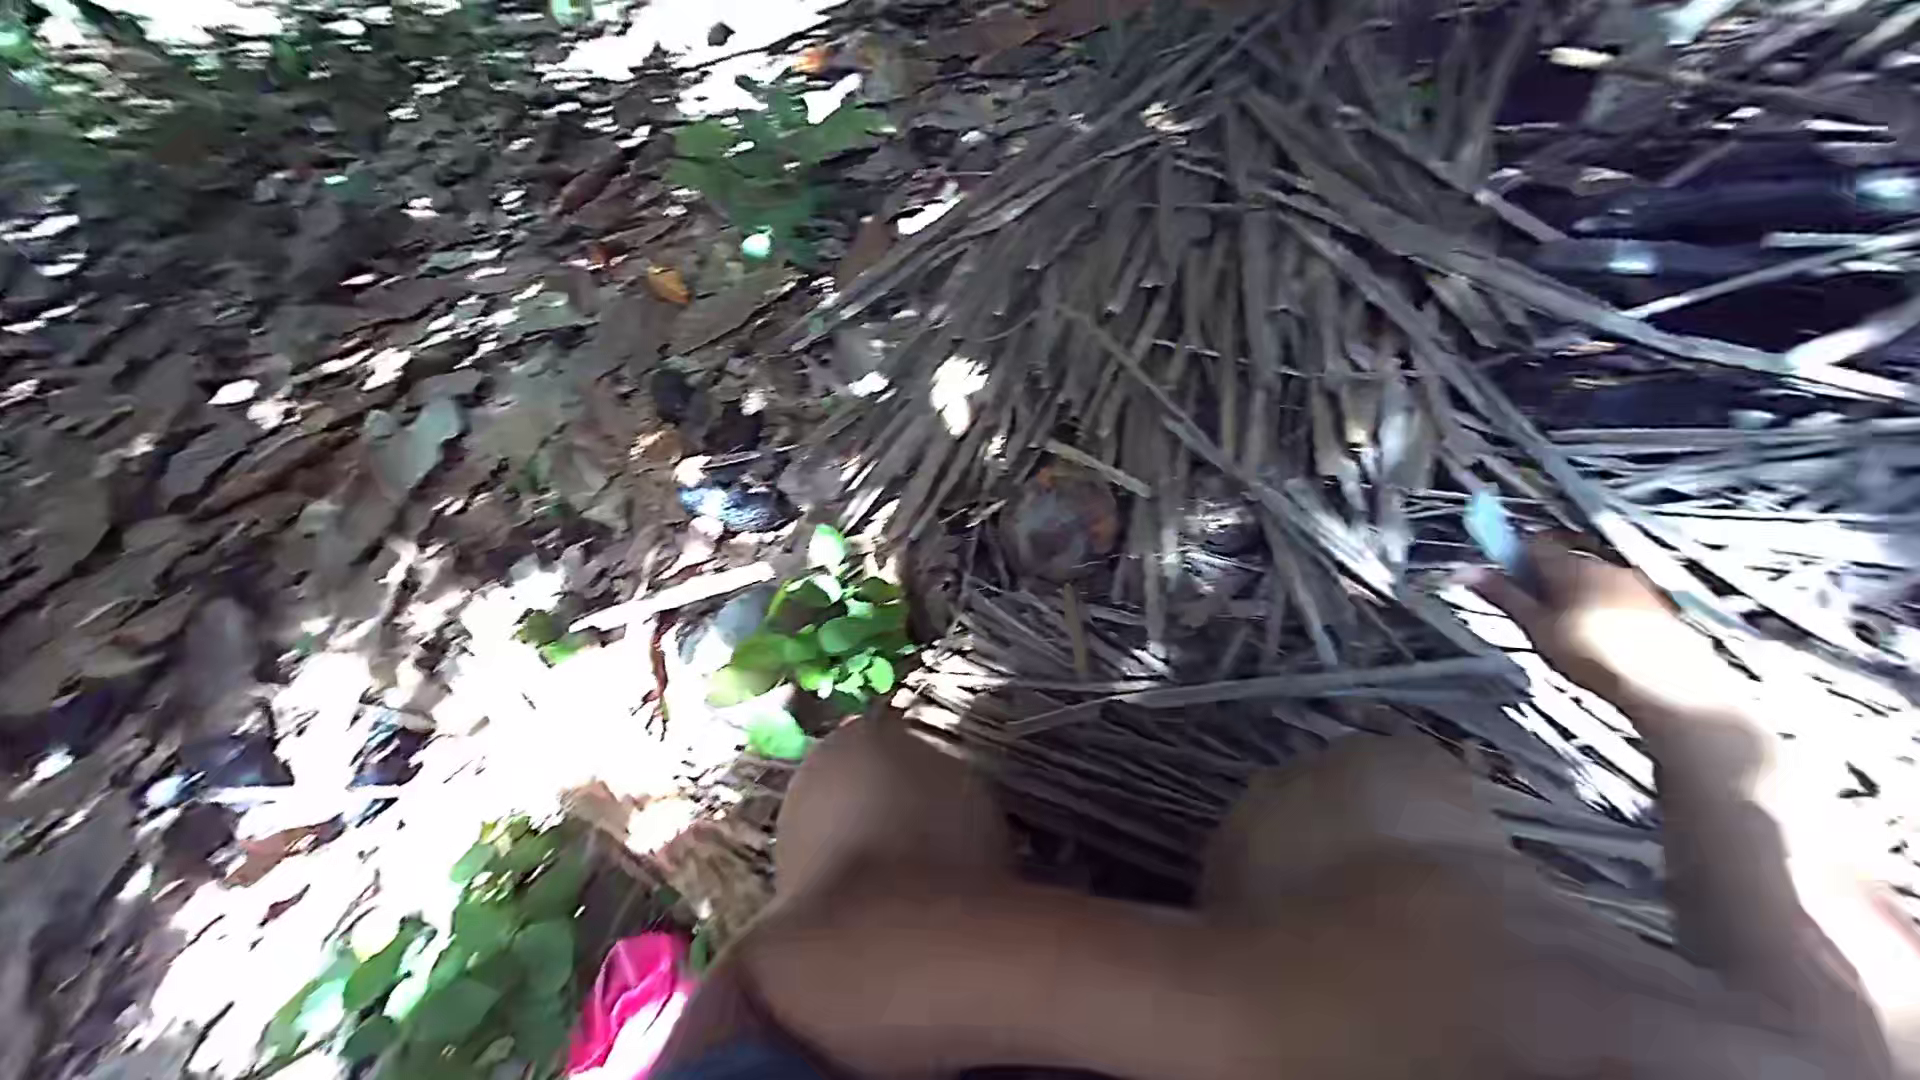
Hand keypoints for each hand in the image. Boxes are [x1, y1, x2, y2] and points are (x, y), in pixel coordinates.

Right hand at [1466, 537, 1736, 709]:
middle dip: (1540, 579)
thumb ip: (1502, 595)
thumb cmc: (1594, 655)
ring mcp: (1636, 585)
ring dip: (1569, 594)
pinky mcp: (1657, 607)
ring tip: (1560, 630)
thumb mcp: (1535, 625)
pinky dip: (1597, 608)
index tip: (1499, 577)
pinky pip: (1614, 596)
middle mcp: (1606, 567)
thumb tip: (1466, 572)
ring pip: (1588, 579)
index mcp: (1571, 566)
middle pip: (1561, 561)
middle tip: (1526, 610)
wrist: (1672, 688)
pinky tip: (1594, 638)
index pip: (1531, 543)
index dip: (1510, 556)